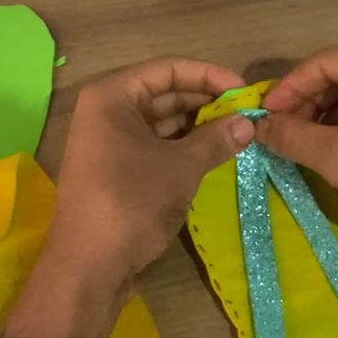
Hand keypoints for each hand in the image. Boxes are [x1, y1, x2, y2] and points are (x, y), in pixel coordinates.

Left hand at [47, 57, 254, 290]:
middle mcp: (107, 110)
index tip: (245, 90)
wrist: (88, 268)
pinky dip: (184, 146)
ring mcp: (110, 141)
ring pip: (161, 121)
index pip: (167, 69)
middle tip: (247, 113)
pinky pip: (155, 145)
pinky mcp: (117, 168)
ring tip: (238, 132)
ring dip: (198, 125)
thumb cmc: (130, 203)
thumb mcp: (180, 168)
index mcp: (112, 96)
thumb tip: (249, 124)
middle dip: (205, 101)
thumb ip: (215, 140)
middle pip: (164, 93)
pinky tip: (215, 152)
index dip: (209, 75)